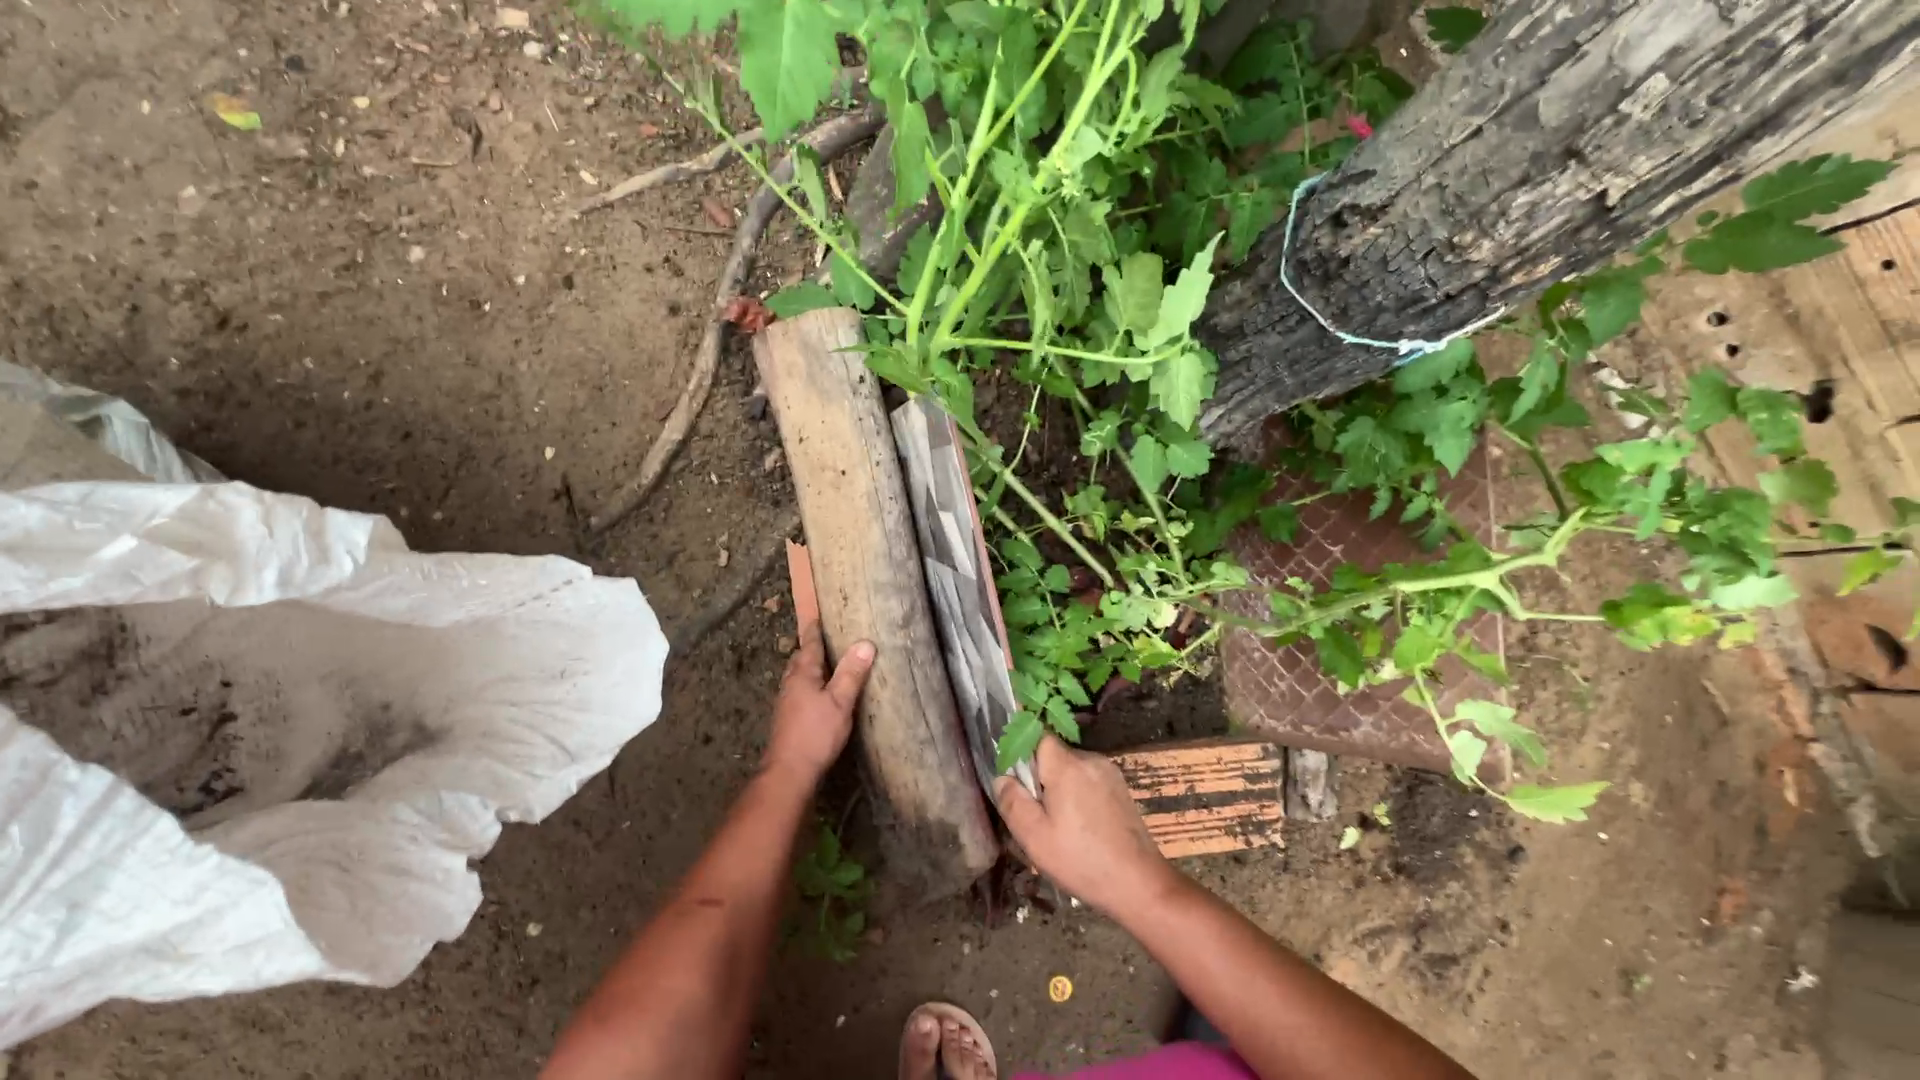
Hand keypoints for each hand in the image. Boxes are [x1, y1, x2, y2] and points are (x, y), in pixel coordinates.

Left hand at [763, 620, 874, 785]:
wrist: (789, 772)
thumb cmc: (815, 734)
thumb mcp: (840, 701)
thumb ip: (851, 673)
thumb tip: (865, 643)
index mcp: (802, 675)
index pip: (810, 646)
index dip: (815, 631)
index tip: (818, 616)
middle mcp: (790, 685)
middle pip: (800, 660)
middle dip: (810, 649)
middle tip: (824, 639)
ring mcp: (786, 704)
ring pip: (797, 678)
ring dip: (808, 669)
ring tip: (825, 666)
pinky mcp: (788, 720)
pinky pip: (798, 693)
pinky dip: (808, 687)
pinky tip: (818, 696)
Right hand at [994, 735, 1179, 915]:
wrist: (1139, 884)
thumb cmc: (1081, 860)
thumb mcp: (1034, 837)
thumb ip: (1012, 801)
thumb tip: (1002, 777)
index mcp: (1067, 766)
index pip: (1038, 735)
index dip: (1021, 750)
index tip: (1013, 777)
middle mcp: (1091, 760)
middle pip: (1054, 756)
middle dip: (1038, 778)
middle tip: (1033, 815)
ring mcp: (1109, 774)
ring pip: (1070, 770)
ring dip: (1058, 790)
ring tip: (1057, 828)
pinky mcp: (1120, 790)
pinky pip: (1087, 782)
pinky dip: (1076, 797)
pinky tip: (1078, 829)